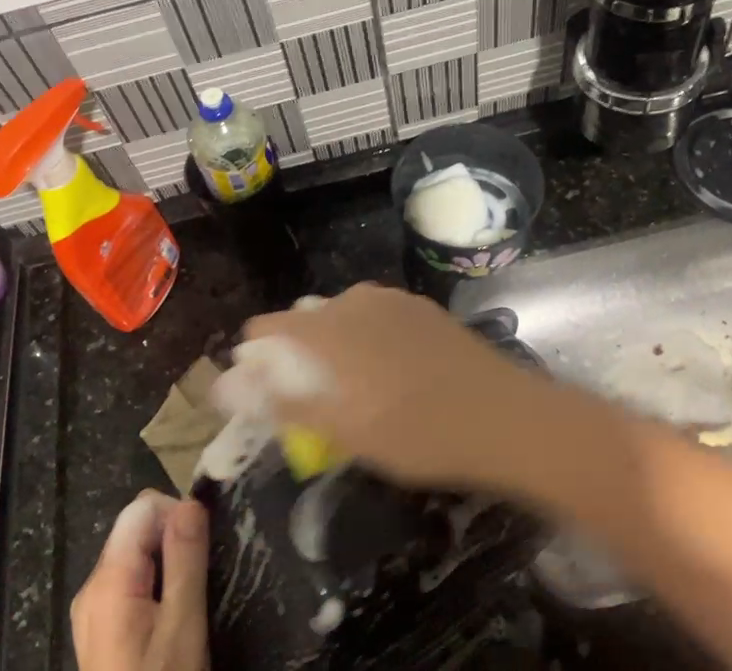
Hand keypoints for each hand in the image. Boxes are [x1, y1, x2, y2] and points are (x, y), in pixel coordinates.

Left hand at [71, 491, 208, 670]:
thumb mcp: (184, 625)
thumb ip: (185, 558)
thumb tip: (191, 501)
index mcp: (108, 579)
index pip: (142, 508)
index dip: (178, 515)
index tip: (204, 550)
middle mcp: (92, 586)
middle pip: (136, 530)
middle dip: (173, 540)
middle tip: (200, 581)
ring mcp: (92, 609)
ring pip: (135, 555)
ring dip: (167, 564)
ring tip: (189, 602)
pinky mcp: (100, 627)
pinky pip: (130, 582)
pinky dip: (155, 585)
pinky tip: (171, 619)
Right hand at [226, 283, 554, 488]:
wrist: (504, 417)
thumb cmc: (416, 432)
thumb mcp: (343, 431)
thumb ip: (282, 404)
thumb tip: (228, 388)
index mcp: (323, 328)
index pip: (264, 328)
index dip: (257, 360)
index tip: (268, 394)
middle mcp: (350, 300)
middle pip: (302, 320)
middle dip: (298, 357)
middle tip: (318, 401)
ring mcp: (389, 299)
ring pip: (341, 317)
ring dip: (335, 348)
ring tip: (357, 390)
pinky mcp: (420, 306)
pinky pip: (374, 317)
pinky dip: (368, 340)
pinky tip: (393, 374)